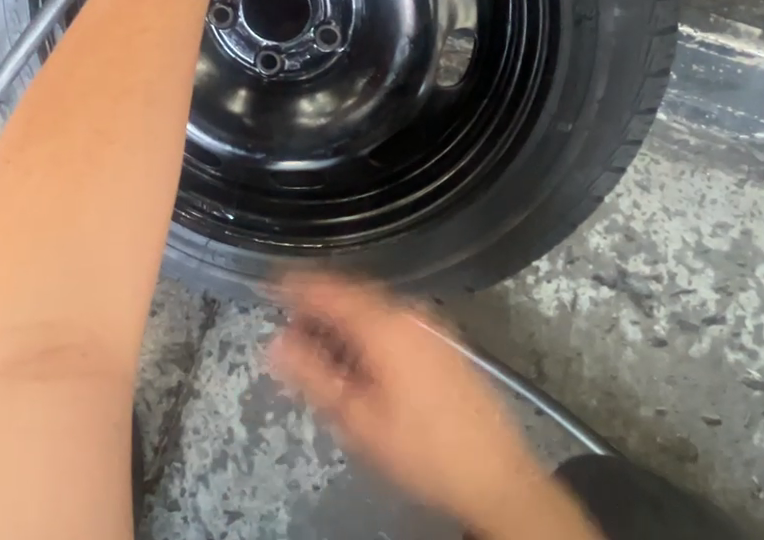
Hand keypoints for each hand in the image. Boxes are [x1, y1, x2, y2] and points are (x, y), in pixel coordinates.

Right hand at [268, 274, 545, 531]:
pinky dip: (367, 330)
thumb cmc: (421, 449)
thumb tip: (275, 343)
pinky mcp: (445, 342)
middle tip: (289, 330)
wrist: (497, 478)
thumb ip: (312, 374)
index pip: (327, 288)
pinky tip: (359, 361)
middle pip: (351, 295)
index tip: (266, 286)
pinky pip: (394, 321)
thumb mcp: (356, 418)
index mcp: (384, 324)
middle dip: (316, 308)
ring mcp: (432, 326)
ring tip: (320, 350)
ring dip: (342, 321)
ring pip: (373, 309)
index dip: (291, 285)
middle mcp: (409, 313)